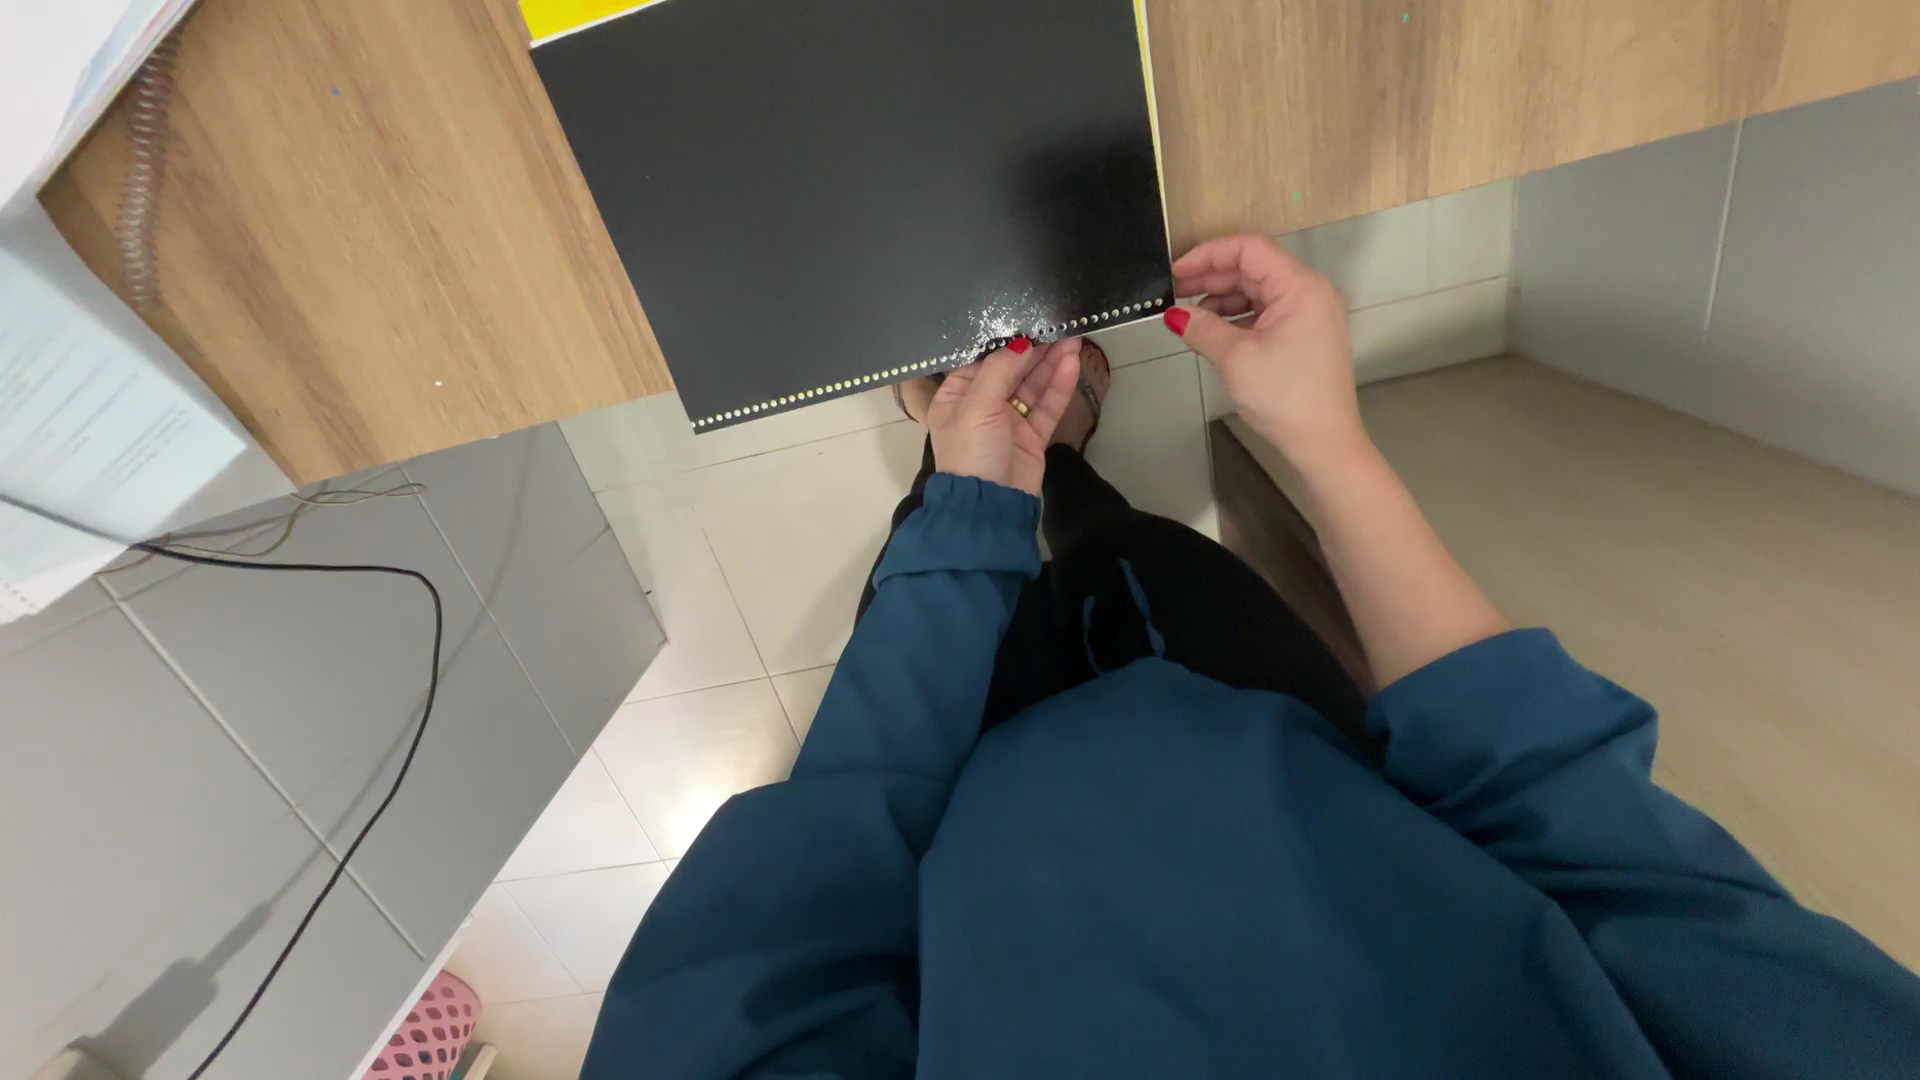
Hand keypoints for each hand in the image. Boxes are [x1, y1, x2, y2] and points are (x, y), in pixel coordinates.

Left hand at [927, 337, 1081, 494]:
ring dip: (1051, 364)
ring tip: (1072, 338)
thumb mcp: (976, 406)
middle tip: (1057, 325)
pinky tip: (1071, 365)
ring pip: (1032, 387)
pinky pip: (1046, 407)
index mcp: (956, 397)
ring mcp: (1008, 422)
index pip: (982, 362)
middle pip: (1011, 371)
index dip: (1006, 344)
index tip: (1028, 323)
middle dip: (1035, 350)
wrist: (989, 505)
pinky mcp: (1031, 437)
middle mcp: (981, 407)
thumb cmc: (971, 453)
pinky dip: (1058, 387)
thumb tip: (1020, 343)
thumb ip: (998, 370)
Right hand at [1167, 233, 1367, 468]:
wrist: (1322, 440)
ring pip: (1257, 292)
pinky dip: (1236, 317)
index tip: (1176, 272)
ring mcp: (1308, 314)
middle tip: (1173, 293)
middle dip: (1211, 277)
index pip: (1250, 249)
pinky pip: (1264, 313)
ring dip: (1221, 300)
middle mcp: (1309, 292)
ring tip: (1189, 318)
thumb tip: (1173, 315)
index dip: (1209, 254)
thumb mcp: (1235, 359)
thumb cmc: (1285, 397)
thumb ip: (1202, 329)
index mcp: (1300, 287)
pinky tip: (1212, 332)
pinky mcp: (1303, 335)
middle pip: (1253, 268)